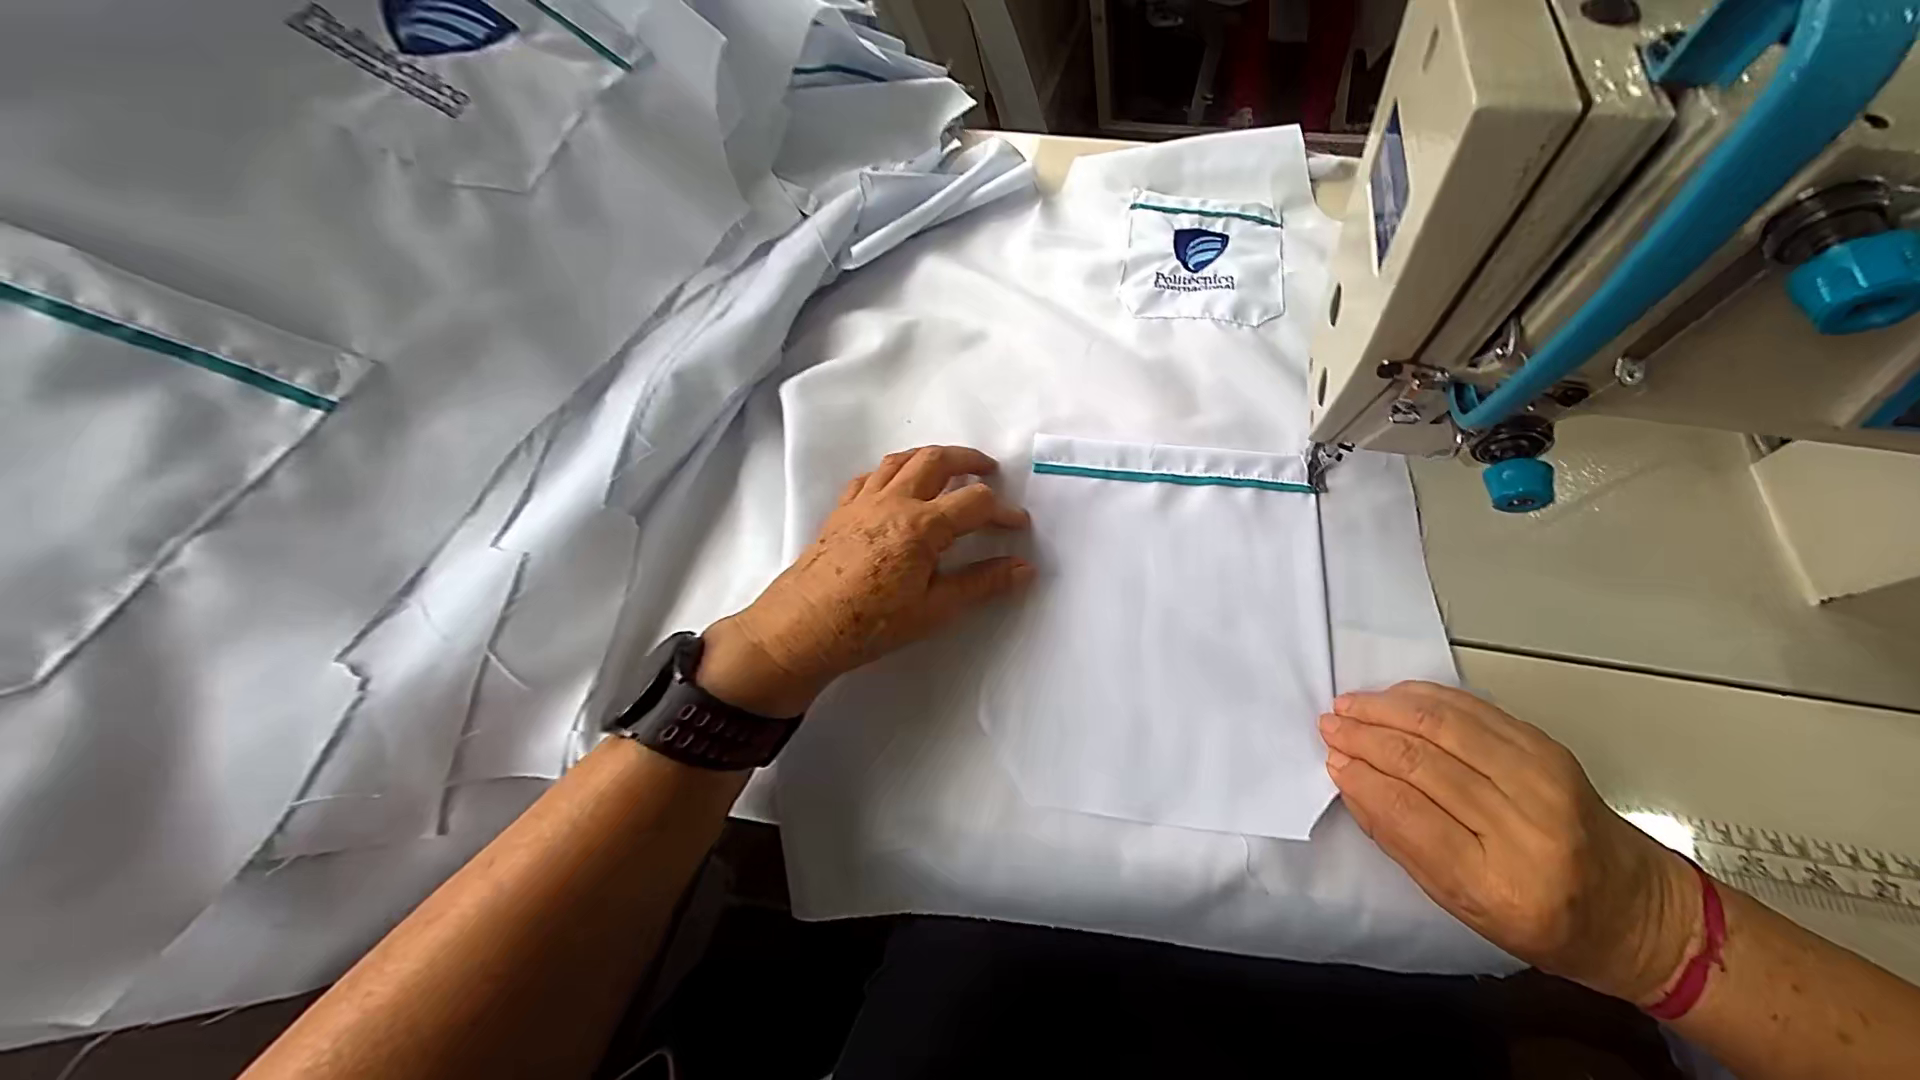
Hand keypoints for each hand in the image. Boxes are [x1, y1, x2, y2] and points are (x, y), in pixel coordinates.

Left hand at [697, 445, 1033, 716]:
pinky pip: (870, 476)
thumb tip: (1024, 569)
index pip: (975, 503)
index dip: (1002, 511)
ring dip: (930, 457)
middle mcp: (893, 501)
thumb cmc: (870, 624)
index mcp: (921, 525)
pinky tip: (896, 486)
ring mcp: (863, 502)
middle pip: (937, 460)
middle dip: (968, 460)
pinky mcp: (841, 511)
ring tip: (948, 468)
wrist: (802, 628)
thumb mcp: (934, 610)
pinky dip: (893, 471)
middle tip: (988, 470)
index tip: (1018, 524)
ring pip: (901, 460)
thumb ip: (982, 584)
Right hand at [1319, 681, 1699, 1003]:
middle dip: (1364, 736)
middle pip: (1421, 761)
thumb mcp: (1458, 901)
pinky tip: (1394, 698)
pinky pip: (1474, 709)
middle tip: (1330, 725)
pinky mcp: (1551, 750)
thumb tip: (1349, 777)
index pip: (1406, 812)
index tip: (1331, 758)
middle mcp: (1528, 827)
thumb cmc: (1541, 920)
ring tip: (1350, 706)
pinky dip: (1424, 697)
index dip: (1360, 777)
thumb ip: (1398, 838)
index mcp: (1500, 883)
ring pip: (1444, 724)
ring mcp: (1546, 782)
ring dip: (1386, 708)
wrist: (1638, 911)